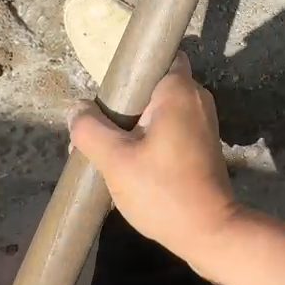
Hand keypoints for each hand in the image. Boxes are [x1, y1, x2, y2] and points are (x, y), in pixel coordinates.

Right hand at [68, 53, 240, 258]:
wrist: (208, 229)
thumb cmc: (162, 189)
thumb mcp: (115, 161)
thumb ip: (91, 131)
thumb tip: (76, 109)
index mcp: (179, 88)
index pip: (160, 55)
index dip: (134, 68)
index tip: (110, 90)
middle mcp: (197, 95)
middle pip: (156, 84)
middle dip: (129, 102)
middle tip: (103, 125)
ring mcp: (204, 119)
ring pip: (164, 107)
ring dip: (139, 122)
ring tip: (113, 147)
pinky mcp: (204, 141)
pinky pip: (174, 124)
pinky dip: (154, 135)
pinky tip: (135, 161)